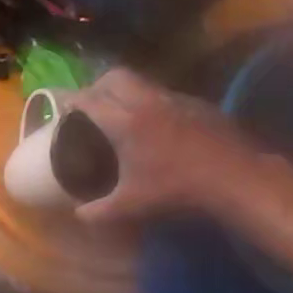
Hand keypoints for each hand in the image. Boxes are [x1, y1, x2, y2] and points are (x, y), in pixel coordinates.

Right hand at [70, 68, 257, 224]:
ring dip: (126, 91)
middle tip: (90, 104)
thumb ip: (100, 211)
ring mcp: (174, 98)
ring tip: (121, 113)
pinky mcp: (195, 103)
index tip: (60, 105)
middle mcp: (146, 100)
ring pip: (141, 82)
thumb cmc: (175, 189)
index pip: (88, 100)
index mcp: (124, 121)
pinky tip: (156, 125)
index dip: (70, 100)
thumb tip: (79, 215)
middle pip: (114, 77)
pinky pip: (164, 94)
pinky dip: (151, 102)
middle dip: (97, 86)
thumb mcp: (132, 204)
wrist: (231, 176)